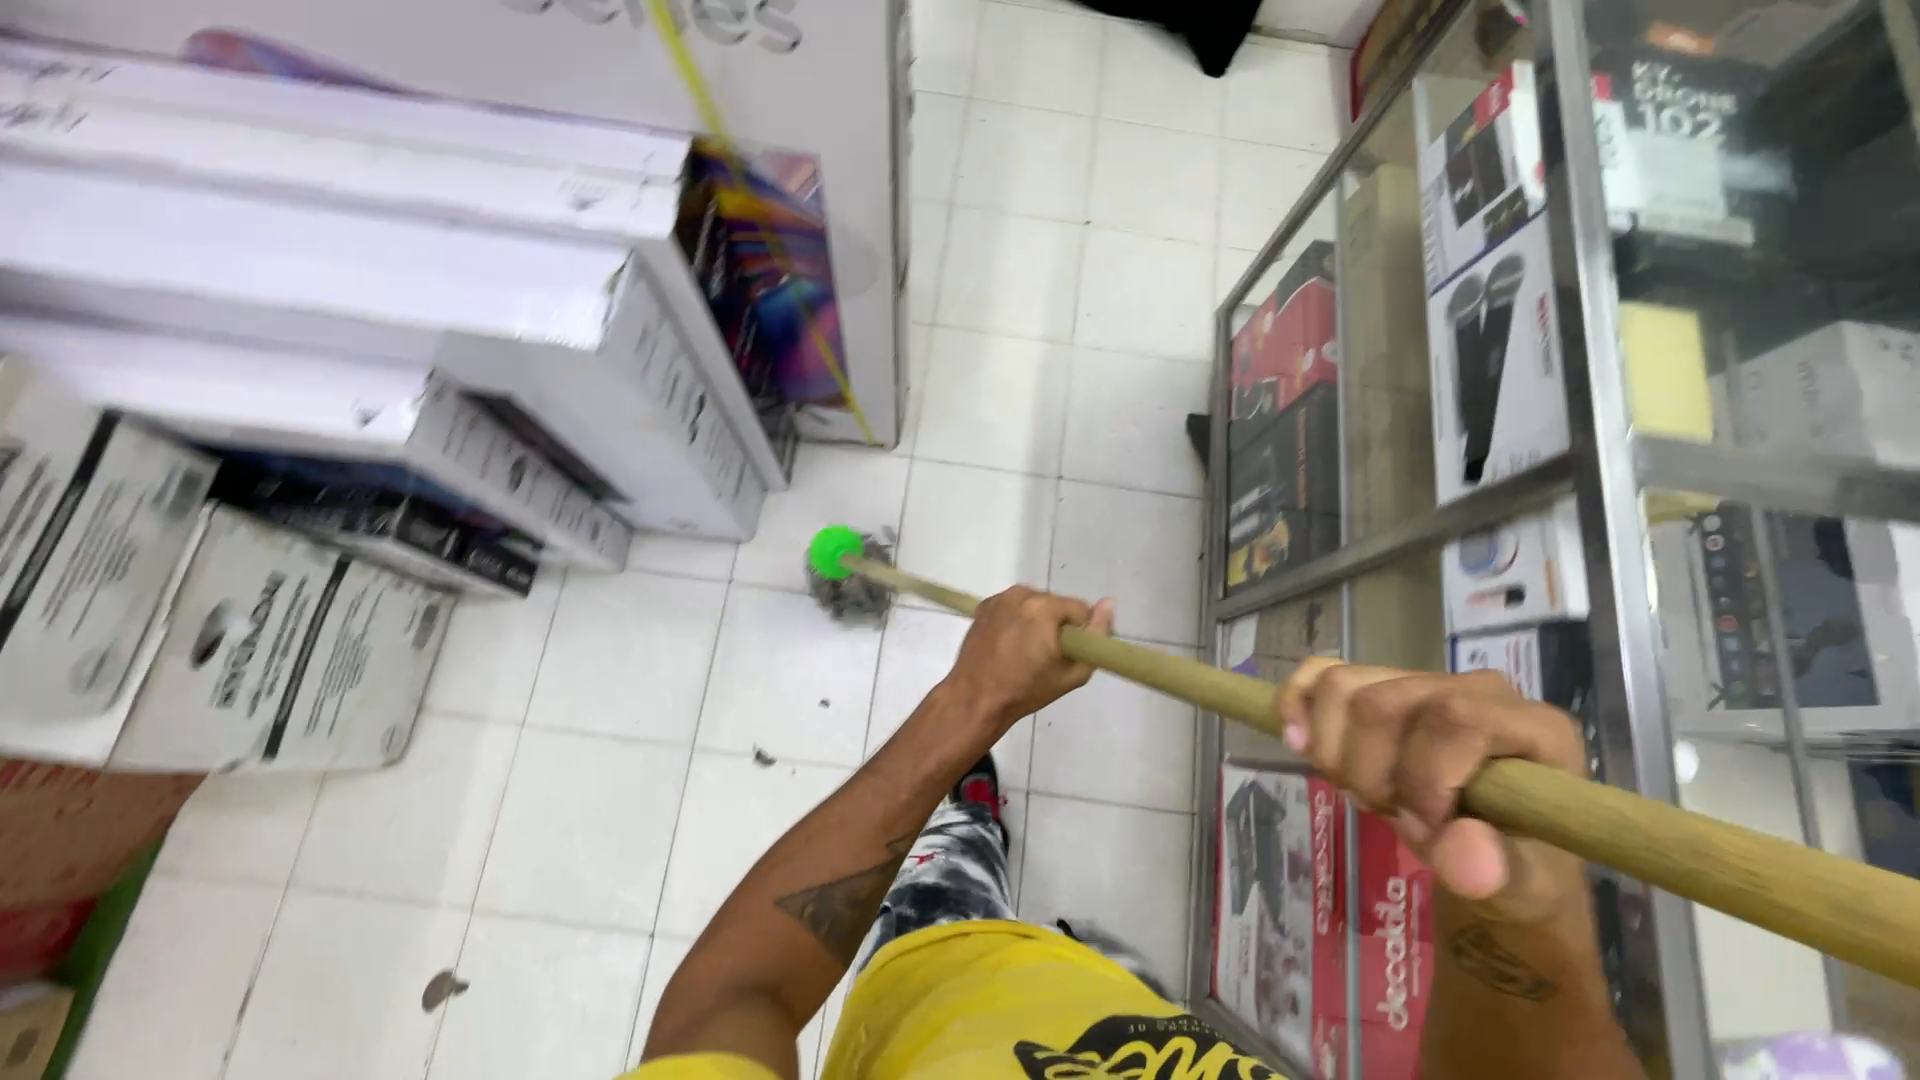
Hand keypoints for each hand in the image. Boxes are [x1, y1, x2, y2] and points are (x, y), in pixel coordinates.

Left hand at [940, 586, 1114, 729]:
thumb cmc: (1026, 690)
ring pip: (1034, 603)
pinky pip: (1013, 606)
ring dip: (1037, 620)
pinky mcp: (984, 606)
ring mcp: (1000, 598)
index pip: (1079, 609)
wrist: (975, 698)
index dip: (1082, 632)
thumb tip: (1109, 603)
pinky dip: (1017, 619)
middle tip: (1049, 655)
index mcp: (1044, 607)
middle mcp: (1021, 594)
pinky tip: (1010, 643)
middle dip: (1058, 625)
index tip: (1072, 653)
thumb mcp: (1072, 673)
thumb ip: (1096, 636)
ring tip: (1028, 650)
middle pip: (1055, 604)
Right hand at [1278, 657, 1588, 924]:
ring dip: (1335, 753)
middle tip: (1391, 815)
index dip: (1422, 776)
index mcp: (1530, 726)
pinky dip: (1296, 703)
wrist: (1491, 850)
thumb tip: (1465, 860)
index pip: (1454, 716)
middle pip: (1380, 703)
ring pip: (1341, 687)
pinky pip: (1320, 672)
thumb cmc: (1514, 865)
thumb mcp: (1518, 886)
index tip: (1424, 828)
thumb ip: (1497, 872)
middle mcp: (1475, 687)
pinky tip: (1299, 743)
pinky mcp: (1377, 683)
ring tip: (1365, 790)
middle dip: (1370, 773)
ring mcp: (1420, 679)